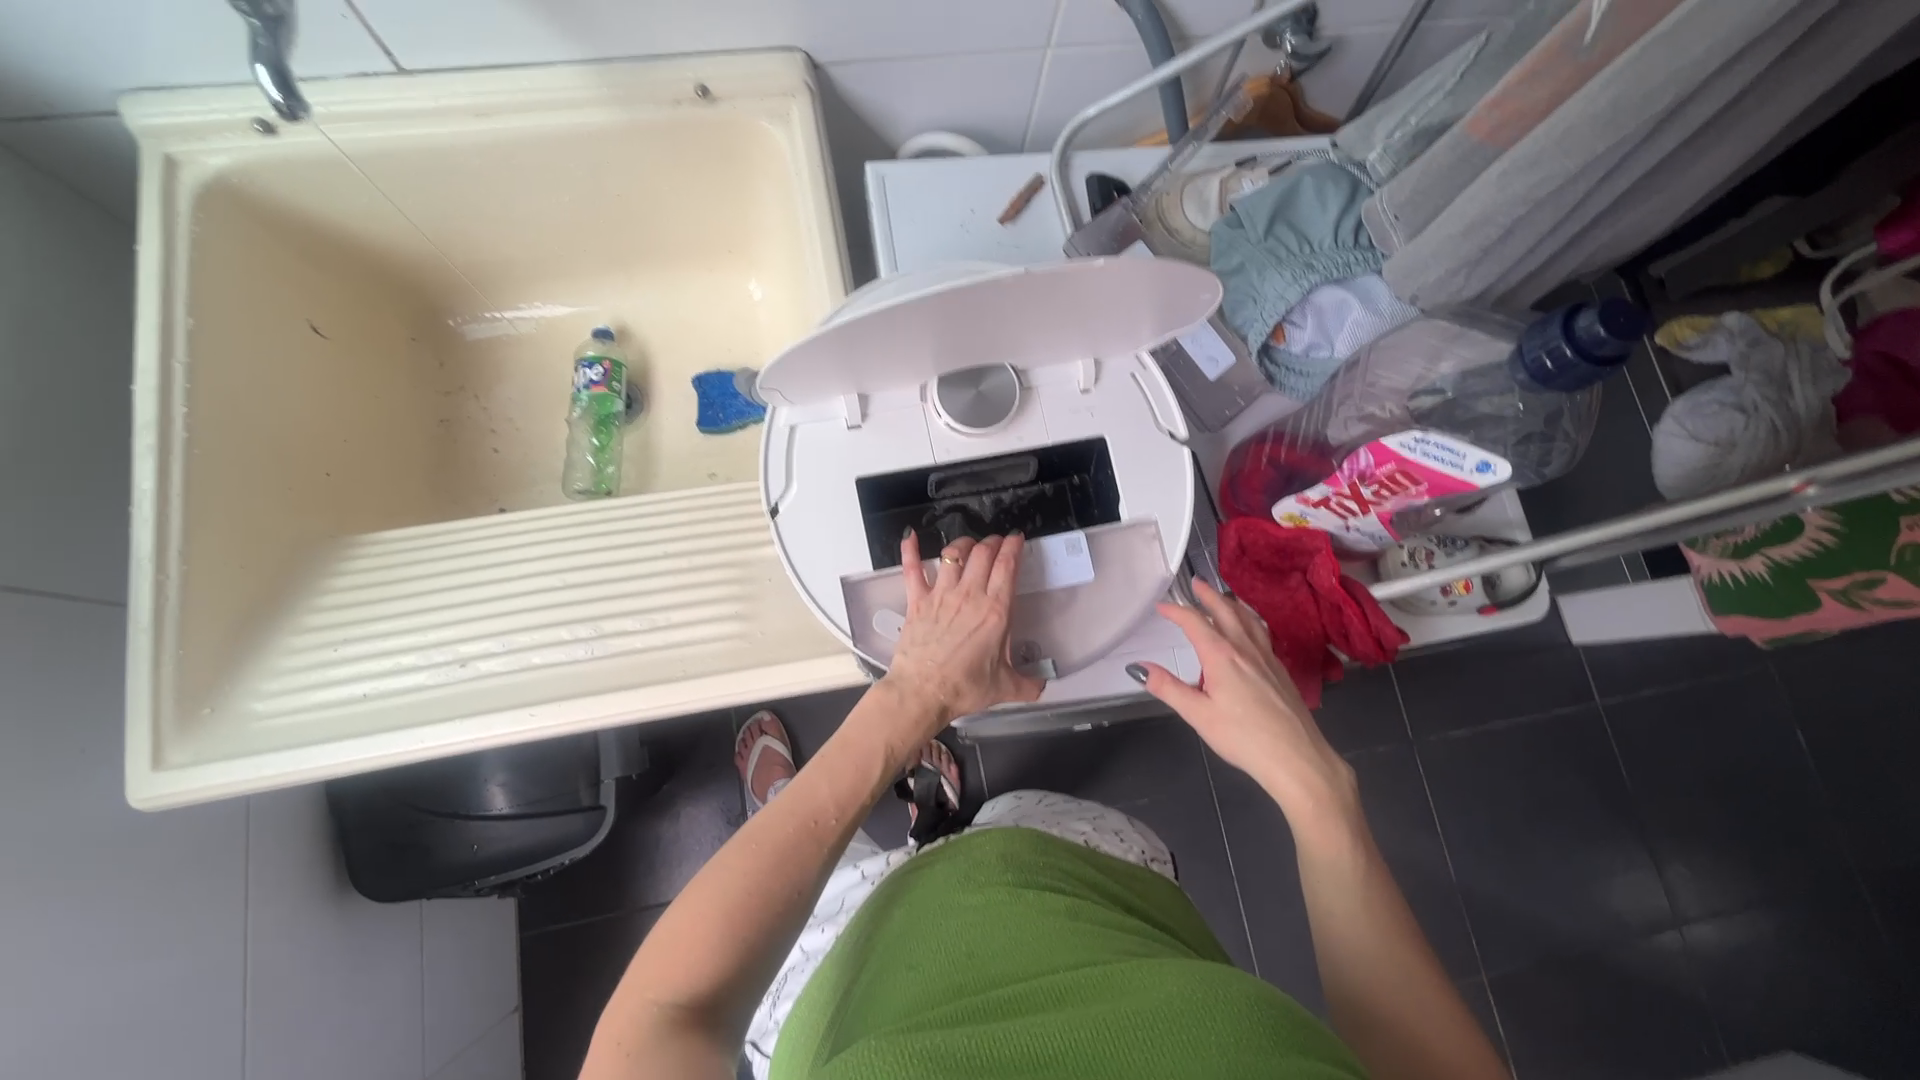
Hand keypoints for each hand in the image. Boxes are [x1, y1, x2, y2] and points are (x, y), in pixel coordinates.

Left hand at [880, 531, 1043, 742]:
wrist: (922, 693)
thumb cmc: (963, 688)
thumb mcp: (1005, 688)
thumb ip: (1028, 684)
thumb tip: (1041, 686)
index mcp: (995, 611)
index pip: (1008, 566)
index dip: (1013, 546)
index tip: (1016, 538)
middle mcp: (969, 596)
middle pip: (983, 553)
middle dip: (992, 541)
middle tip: (997, 542)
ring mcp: (941, 595)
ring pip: (953, 554)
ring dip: (964, 544)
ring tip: (970, 545)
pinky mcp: (917, 601)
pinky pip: (913, 569)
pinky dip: (911, 550)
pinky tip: (911, 537)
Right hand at [1134, 580, 1359, 832]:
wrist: (1296, 757)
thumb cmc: (1243, 738)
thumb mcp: (1198, 715)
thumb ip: (1167, 688)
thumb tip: (1139, 667)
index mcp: (1222, 656)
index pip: (1195, 623)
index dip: (1176, 611)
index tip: (1162, 606)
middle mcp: (1246, 649)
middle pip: (1226, 611)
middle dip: (1208, 595)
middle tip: (1196, 583)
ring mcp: (1267, 658)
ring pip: (1249, 619)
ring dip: (1233, 603)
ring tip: (1224, 597)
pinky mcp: (1281, 670)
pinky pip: (1262, 632)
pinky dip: (1250, 620)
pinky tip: (1251, 630)